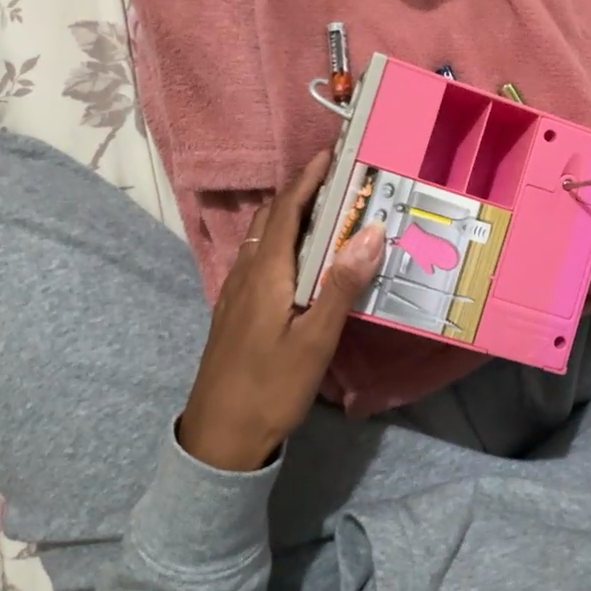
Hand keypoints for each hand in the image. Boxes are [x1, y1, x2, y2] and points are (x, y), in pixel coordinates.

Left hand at [178, 150, 385, 471]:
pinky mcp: (236, 311)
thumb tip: (371, 231)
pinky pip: (259, 259)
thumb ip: (341, 285)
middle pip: (271, 219)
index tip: (332, 154)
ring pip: (263, 239)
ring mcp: (236, 293)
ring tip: (327, 213)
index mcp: (265, 274)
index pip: (286, 211)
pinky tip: (302, 261)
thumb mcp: (315, 340)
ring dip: (291, 216)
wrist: (220, 437)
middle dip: (301, 192)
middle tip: (339, 181)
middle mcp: (246, 274)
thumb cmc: (271, 387)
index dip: (307, 179)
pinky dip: (283, 242)